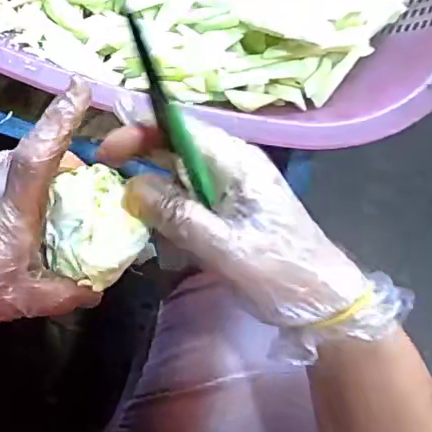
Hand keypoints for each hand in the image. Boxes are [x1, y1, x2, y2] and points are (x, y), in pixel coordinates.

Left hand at [0, 81, 101, 336]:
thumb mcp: (25, 301)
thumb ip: (68, 291)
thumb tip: (96, 287)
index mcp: (11, 204)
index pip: (41, 151)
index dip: (62, 118)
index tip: (79, 88)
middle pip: (32, 157)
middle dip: (58, 173)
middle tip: (69, 205)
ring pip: (8, 166)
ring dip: (25, 184)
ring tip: (26, 220)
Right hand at [98, 116, 409, 361]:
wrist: (327, 306)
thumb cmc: (281, 273)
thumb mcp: (224, 247)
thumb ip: (176, 213)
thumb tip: (130, 186)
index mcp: (235, 161)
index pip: (177, 125)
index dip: (138, 129)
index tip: (107, 151)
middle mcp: (230, 164)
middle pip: (173, 142)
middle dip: (137, 153)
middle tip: (104, 173)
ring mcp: (229, 185)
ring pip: (176, 169)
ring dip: (148, 182)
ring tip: (125, 204)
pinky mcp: (227, 207)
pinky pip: (184, 193)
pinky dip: (164, 204)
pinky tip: (154, 227)